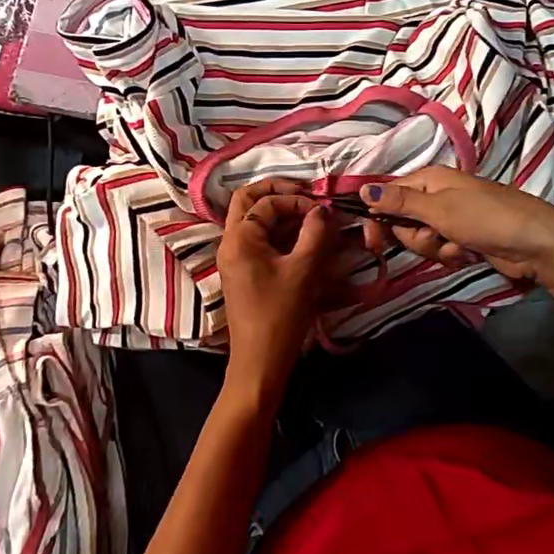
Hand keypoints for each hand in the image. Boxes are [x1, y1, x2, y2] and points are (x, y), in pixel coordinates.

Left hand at [216, 179, 332, 399]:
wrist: (260, 360)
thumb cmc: (281, 313)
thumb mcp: (304, 270)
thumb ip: (315, 233)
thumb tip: (323, 209)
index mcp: (239, 238)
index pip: (265, 202)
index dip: (295, 200)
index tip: (322, 211)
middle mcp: (229, 241)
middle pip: (246, 200)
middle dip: (276, 193)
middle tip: (306, 196)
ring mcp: (232, 256)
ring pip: (249, 218)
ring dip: (277, 212)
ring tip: (308, 216)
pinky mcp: (241, 270)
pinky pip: (255, 238)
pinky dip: (275, 231)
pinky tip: (299, 238)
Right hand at [358, 167, 553, 281]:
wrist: (536, 244)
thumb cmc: (486, 218)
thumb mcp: (438, 209)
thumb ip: (398, 202)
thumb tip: (361, 189)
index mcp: (428, 179)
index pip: (386, 195)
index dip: (376, 218)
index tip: (372, 242)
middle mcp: (435, 196)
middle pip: (401, 221)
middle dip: (415, 237)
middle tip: (434, 236)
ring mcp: (450, 218)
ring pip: (420, 240)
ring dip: (435, 248)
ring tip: (458, 245)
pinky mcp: (462, 239)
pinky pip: (440, 250)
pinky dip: (451, 255)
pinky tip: (469, 253)